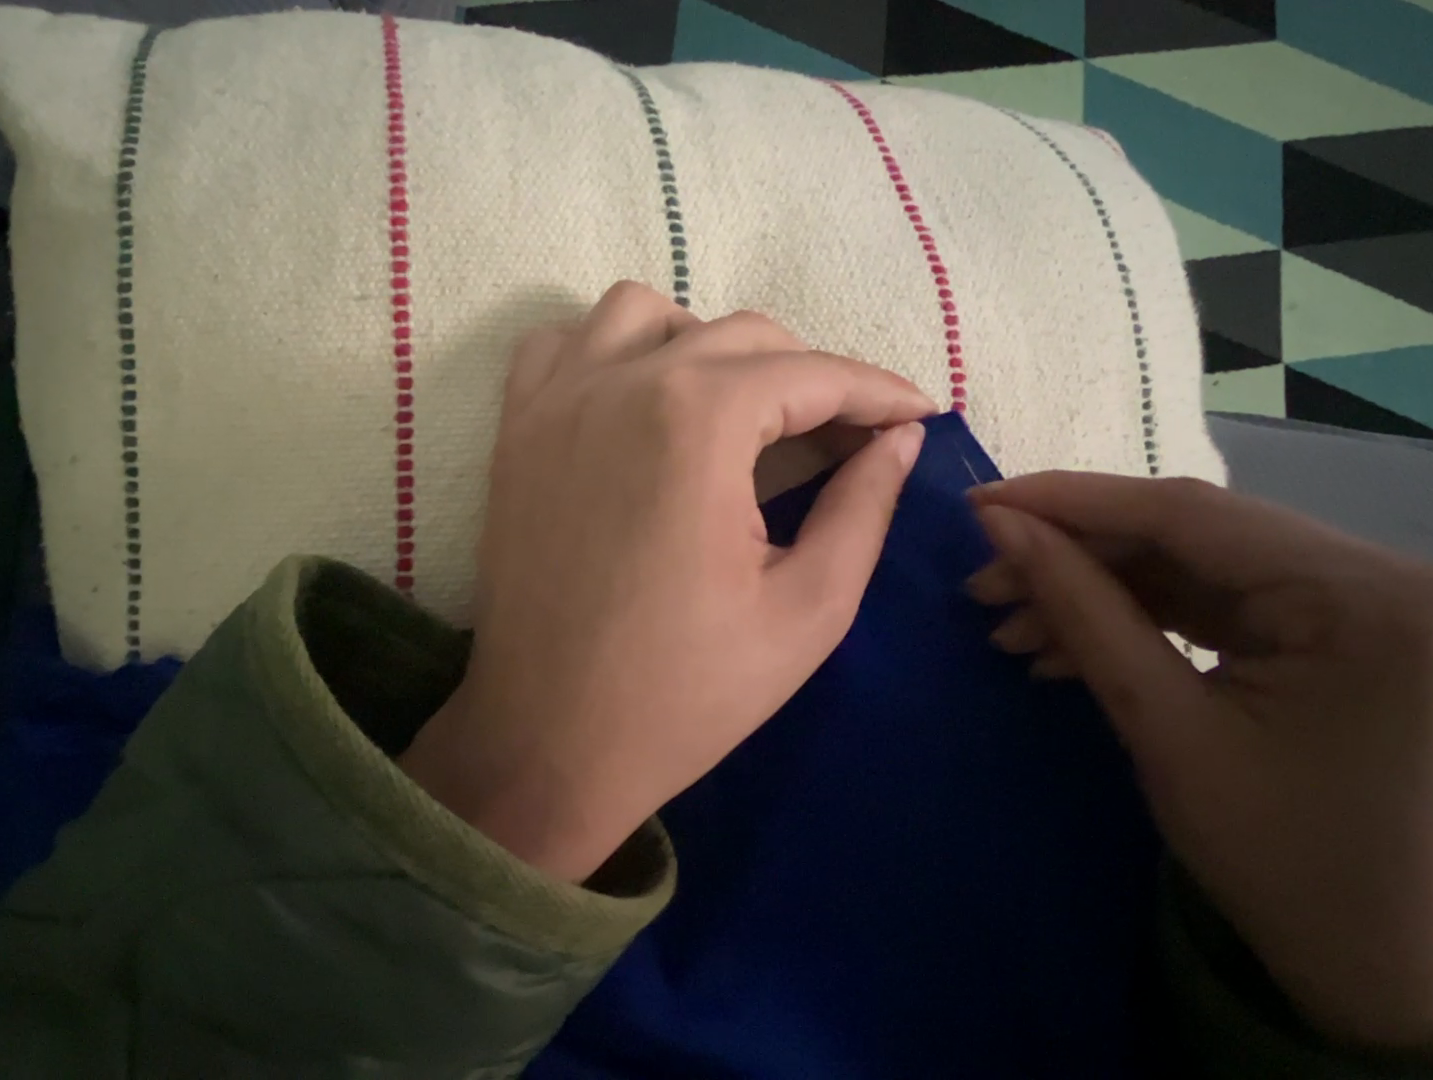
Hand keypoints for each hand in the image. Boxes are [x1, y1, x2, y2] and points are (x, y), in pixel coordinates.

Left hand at [399, 282, 935, 882]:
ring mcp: (554, 401)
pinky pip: (560, 345)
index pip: (810, 373)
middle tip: (845, 434)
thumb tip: (898, 438)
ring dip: (706, 344)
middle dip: (808, 376)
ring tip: (738, 411)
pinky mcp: (514, 433)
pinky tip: (638, 399)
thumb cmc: (686, 693)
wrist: (550, 743)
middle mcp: (618, 383)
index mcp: (696, 422)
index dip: (876, 390)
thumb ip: (864, 507)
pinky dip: (608, 350)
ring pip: (643, 314)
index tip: (917, 413)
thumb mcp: (808, 609)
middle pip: (739, 335)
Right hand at [969, 473, 1432, 1052]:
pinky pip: (1224, 608)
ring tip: (1011, 628)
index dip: (1069, 500)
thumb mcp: (1164, 727)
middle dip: (1076, 559)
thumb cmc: (1284, 863)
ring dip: (1100, 594)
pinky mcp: (1351, 641)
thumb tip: (1000, 524)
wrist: (1396, 980)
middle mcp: (1394, 580)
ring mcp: (1377, 610)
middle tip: (982, 586)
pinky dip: (1142, 621)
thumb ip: (1081, 608)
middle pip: (1195, 539)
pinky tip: (1068, 648)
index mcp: (1378, 598)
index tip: (978, 503)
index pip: (1193, 513)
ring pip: (1200, 571)